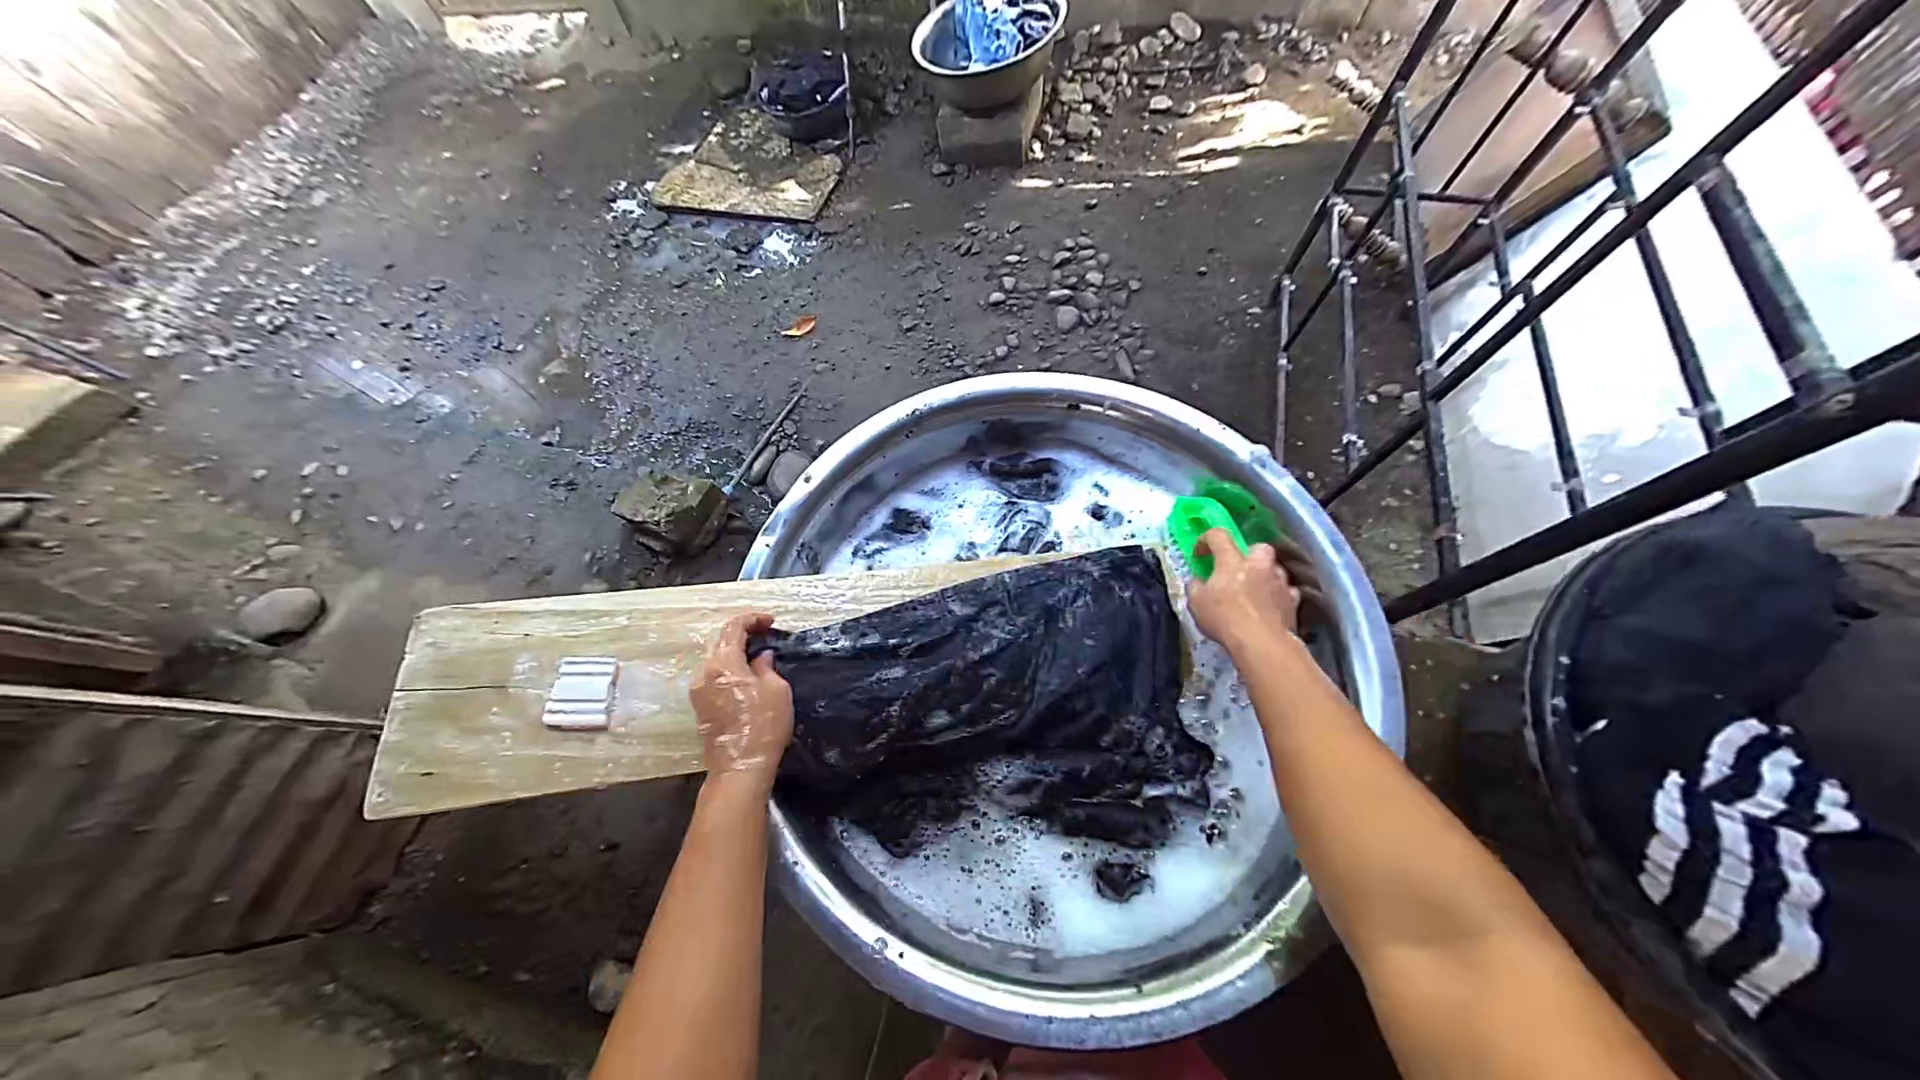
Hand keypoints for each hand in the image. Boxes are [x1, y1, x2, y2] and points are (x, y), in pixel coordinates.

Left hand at [690, 612, 793, 781]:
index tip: (771, 622)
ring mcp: (698, 691)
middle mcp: (704, 673)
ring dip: (735, 651)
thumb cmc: (764, 727)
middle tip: (765, 634)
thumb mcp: (777, 690)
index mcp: (722, 665)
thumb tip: (761, 657)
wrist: (740, 769)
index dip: (753, 619)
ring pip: (715, 659)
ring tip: (758, 654)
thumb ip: (767, 667)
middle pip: (720, 641)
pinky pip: (713, 676)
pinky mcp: (700, 706)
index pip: (733, 628)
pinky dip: (729, 668)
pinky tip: (746, 674)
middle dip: (742, 633)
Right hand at [1188, 528, 1318, 650]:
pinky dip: (1278, 595)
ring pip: (1274, 568)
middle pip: (1257, 547)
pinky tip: (1270, 605)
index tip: (1199, 554)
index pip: (1218, 536)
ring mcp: (1279, 582)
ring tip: (1253, 590)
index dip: (1206, 540)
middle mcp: (1259, 565)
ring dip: (1264, 574)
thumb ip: (1195, 586)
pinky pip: (1286, 590)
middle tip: (1236, 569)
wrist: (1261, 642)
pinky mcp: (1293, 601)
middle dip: (1247, 553)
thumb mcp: (1196, 603)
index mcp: (1232, 561)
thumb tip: (1197, 581)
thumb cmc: (1224, 618)